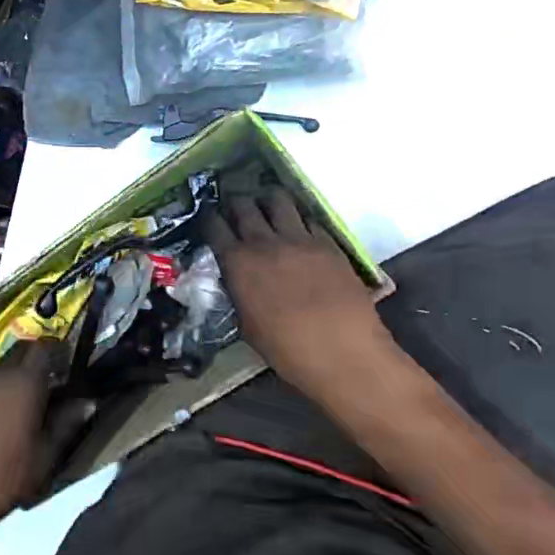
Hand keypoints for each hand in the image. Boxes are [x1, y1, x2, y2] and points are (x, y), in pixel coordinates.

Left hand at [0, 342, 56, 528]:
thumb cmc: (8, 476)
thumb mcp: (46, 455)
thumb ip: (66, 423)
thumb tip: (88, 401)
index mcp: (27, 382)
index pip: (44, 349)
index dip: (55, 349)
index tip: (63, 358)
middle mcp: (0, 370)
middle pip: (20, 351)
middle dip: (34, 360)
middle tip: (44, 378)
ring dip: (8, 366)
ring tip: (15, 383)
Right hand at [203, 189, 393, 398]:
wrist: (344, 354)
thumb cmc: (287, 349)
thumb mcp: (245, 322)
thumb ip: (237, 290)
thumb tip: (235, 277)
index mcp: (237, 262)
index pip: (214, 224)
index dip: (209, 218)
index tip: (210, 219)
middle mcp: (264, 242)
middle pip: (244, 204)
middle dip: (236, 203)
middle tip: (237, 209)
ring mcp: (299, 239)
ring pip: (278, 199)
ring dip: (268, 201)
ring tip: (268, 208)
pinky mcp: (328, 244)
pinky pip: (308, 219)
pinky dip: (299, 220)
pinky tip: (299, 230)